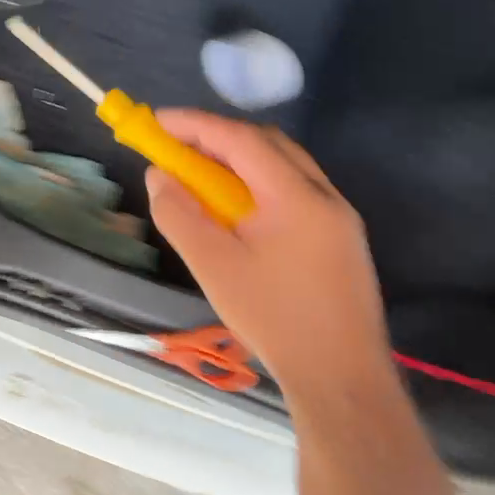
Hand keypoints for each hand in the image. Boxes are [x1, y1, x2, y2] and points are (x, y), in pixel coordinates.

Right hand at [145, 110, 391, 393]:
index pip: (241, 140)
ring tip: (195, 174)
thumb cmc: (272, 315)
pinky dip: (255, 181)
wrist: (340, 373)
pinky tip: (231, 207)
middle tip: (172, 146)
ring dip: (236, 158)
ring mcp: (338, 217)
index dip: (194, 124)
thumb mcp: (211, 264)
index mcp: (297, 198)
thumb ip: (179, 213)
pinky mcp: (338, 238)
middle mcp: (325, 197)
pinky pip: (292, 188)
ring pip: (283, 165)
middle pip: (268, 143)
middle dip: (216, 135)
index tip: (154, 121)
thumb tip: (160, 175)